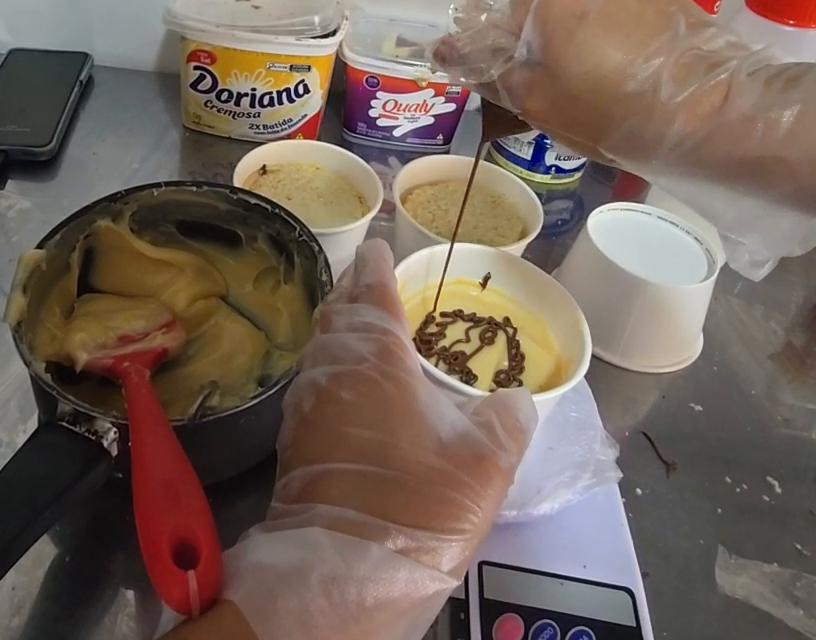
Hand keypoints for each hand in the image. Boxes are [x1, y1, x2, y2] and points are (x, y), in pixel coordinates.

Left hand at [215, 239, 534, 639]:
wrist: (343, 569)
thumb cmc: (416, 502)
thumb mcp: (484, 463)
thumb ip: (507, 420)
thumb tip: (519, 397)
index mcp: (376, 356)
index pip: (371, 290)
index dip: (375, 264)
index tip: (377, 245)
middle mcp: (334, 365)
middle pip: (339, 309)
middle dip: (353, 288)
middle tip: (371, 278)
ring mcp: (308, 398)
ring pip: (322, 341)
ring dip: (340, 323)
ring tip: (362, 320)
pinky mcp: (296, 432)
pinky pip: (315, 374)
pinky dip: (332, 359)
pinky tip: (350, 377)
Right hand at [433, 0, 749, 169]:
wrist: (717, 115)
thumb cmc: (613, 112)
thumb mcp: (539, 103)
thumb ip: (493, 73)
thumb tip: (450, 52)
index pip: (500, 25)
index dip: (501, 63)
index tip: (513, 92)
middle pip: (544, 14)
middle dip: (545, 49)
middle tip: (562, 96)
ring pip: (586, 14)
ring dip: (583, 42)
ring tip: (604, 87)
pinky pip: (624, 15)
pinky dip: (619, 39)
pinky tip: (635, 75)